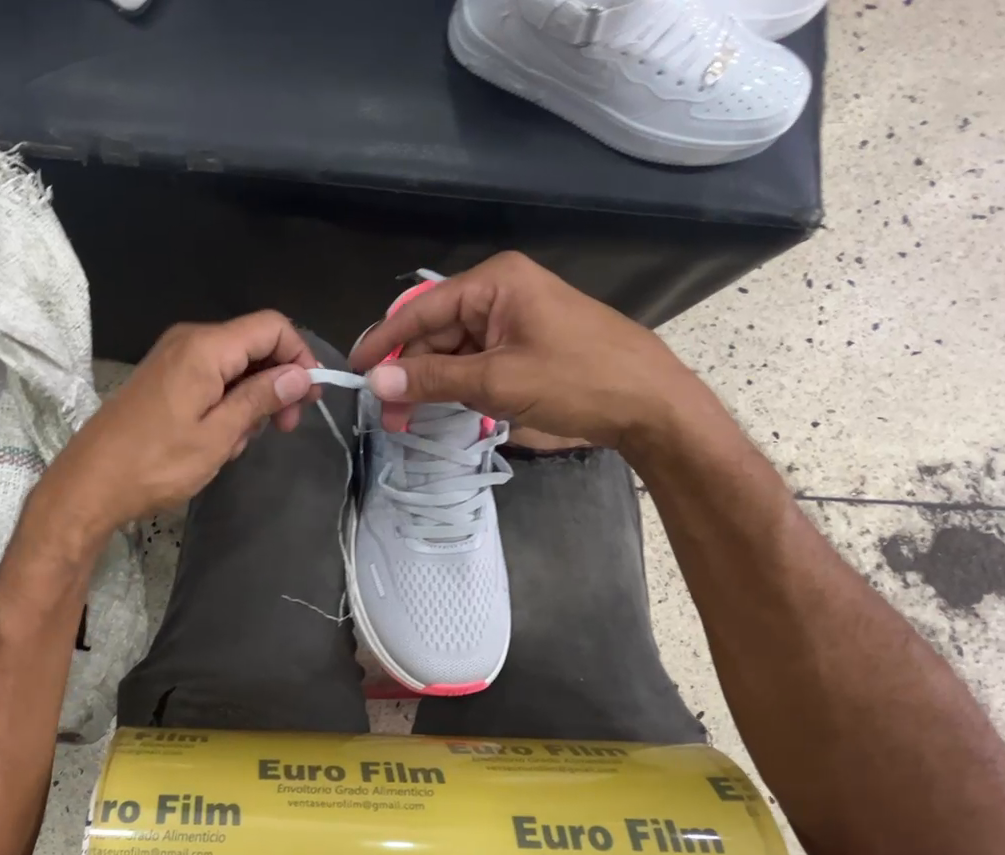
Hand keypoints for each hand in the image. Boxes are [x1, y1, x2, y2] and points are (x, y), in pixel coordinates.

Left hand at [36, 311, 318, 538]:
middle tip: (285, 429)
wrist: (91, 483)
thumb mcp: (218, 435)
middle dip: (278, 383)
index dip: (300, 356)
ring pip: (234, 366)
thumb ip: (260, 399)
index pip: (272, 327)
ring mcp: (172, 359)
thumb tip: (300, 375)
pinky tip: (219, 440)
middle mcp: (188, 341)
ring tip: (238, 444)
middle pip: (253, 345)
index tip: (310, 398)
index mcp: (205, 347)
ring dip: (250, 401)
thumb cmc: (156, 463)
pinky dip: (226, 404)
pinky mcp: (163, 379)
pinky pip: (210, 379)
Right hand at [349, 252, 704, 448]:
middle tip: (388, 415)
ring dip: (432, 384)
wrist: (652, 405)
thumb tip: (375, 381)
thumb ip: (432, 379)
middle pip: (435, 331)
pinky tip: (444, 411)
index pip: (420, 309)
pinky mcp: (526, 344)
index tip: (352, 372)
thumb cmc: (578, 380)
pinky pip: (477, 362)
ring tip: (410, 422)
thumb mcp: (497, 382)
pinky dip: (458, 387)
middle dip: (409, 371)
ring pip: (454, 350)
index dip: (383, 342)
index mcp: (495, 282)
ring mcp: (515, 319)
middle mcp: (501, 291)